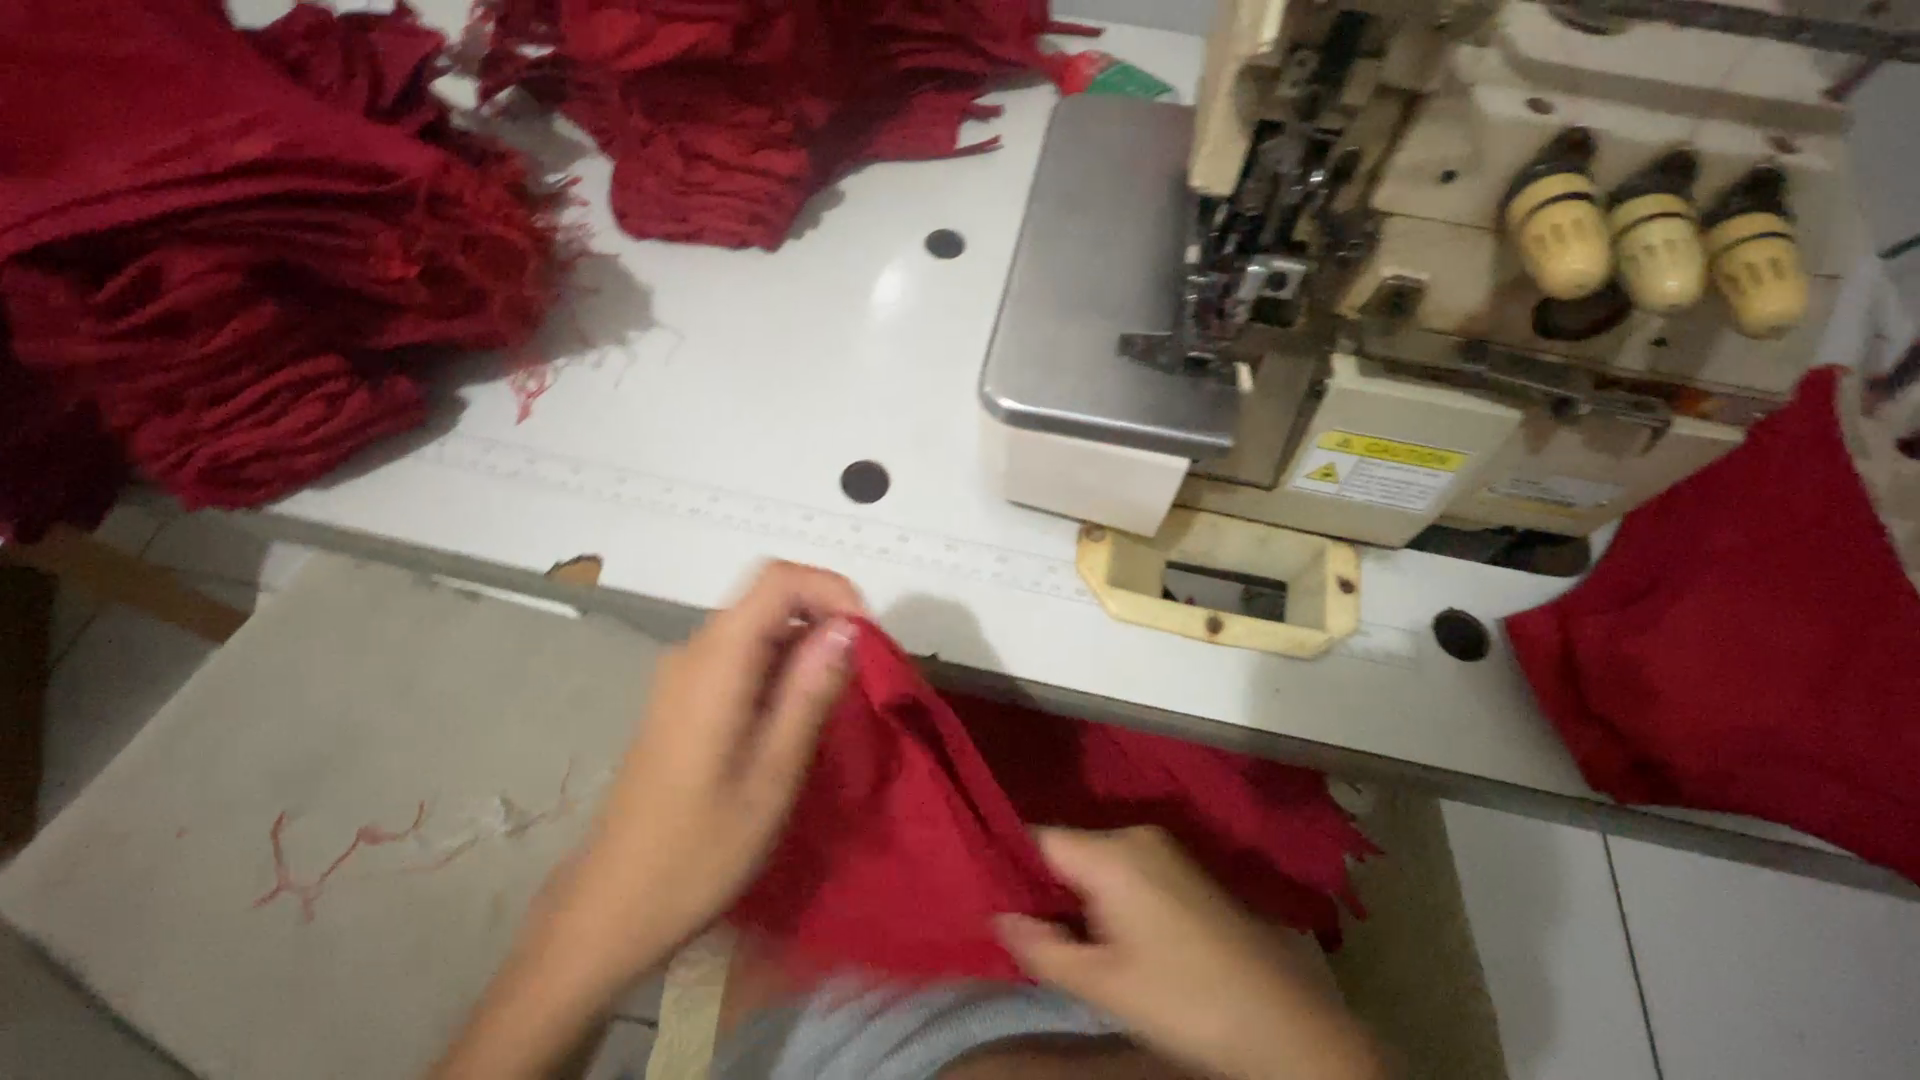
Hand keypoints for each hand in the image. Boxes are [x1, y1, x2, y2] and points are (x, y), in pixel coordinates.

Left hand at [562, 561, 863, 970]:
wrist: (616, 903)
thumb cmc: (699, 850)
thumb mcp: (773, 774)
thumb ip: (810, 692)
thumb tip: (847, 628)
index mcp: (714, 663)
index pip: (778, 579)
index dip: (832, 590)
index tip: (867, 641)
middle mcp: (693, 653)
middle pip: (769, 599)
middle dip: (826, 622)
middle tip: (862, 682)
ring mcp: (682, 675)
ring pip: (758, 629)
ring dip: (806, 651)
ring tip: (834, 709)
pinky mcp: (682, 699)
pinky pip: (742, 659)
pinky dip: (781, 671)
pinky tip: (794, 724)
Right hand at [996, 827, 1385, 1079]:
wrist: (1284, 1023)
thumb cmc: (1184, 1001)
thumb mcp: (1101, 985)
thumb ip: (1041, 948)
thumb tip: (999, 916)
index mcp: (1111, 854)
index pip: (1037, 838)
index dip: (1007, 863)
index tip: (984, 891)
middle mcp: (1136, 837)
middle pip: (1066, 849)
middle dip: (1041, 886)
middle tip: (1019, 928)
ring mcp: (1165, 851)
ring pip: (1095, 862)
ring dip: (1073, 894)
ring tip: (1057, 937)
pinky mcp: (1184, 871)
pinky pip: (1124, 870)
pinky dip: (1103, 895)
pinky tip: (1103, 935)